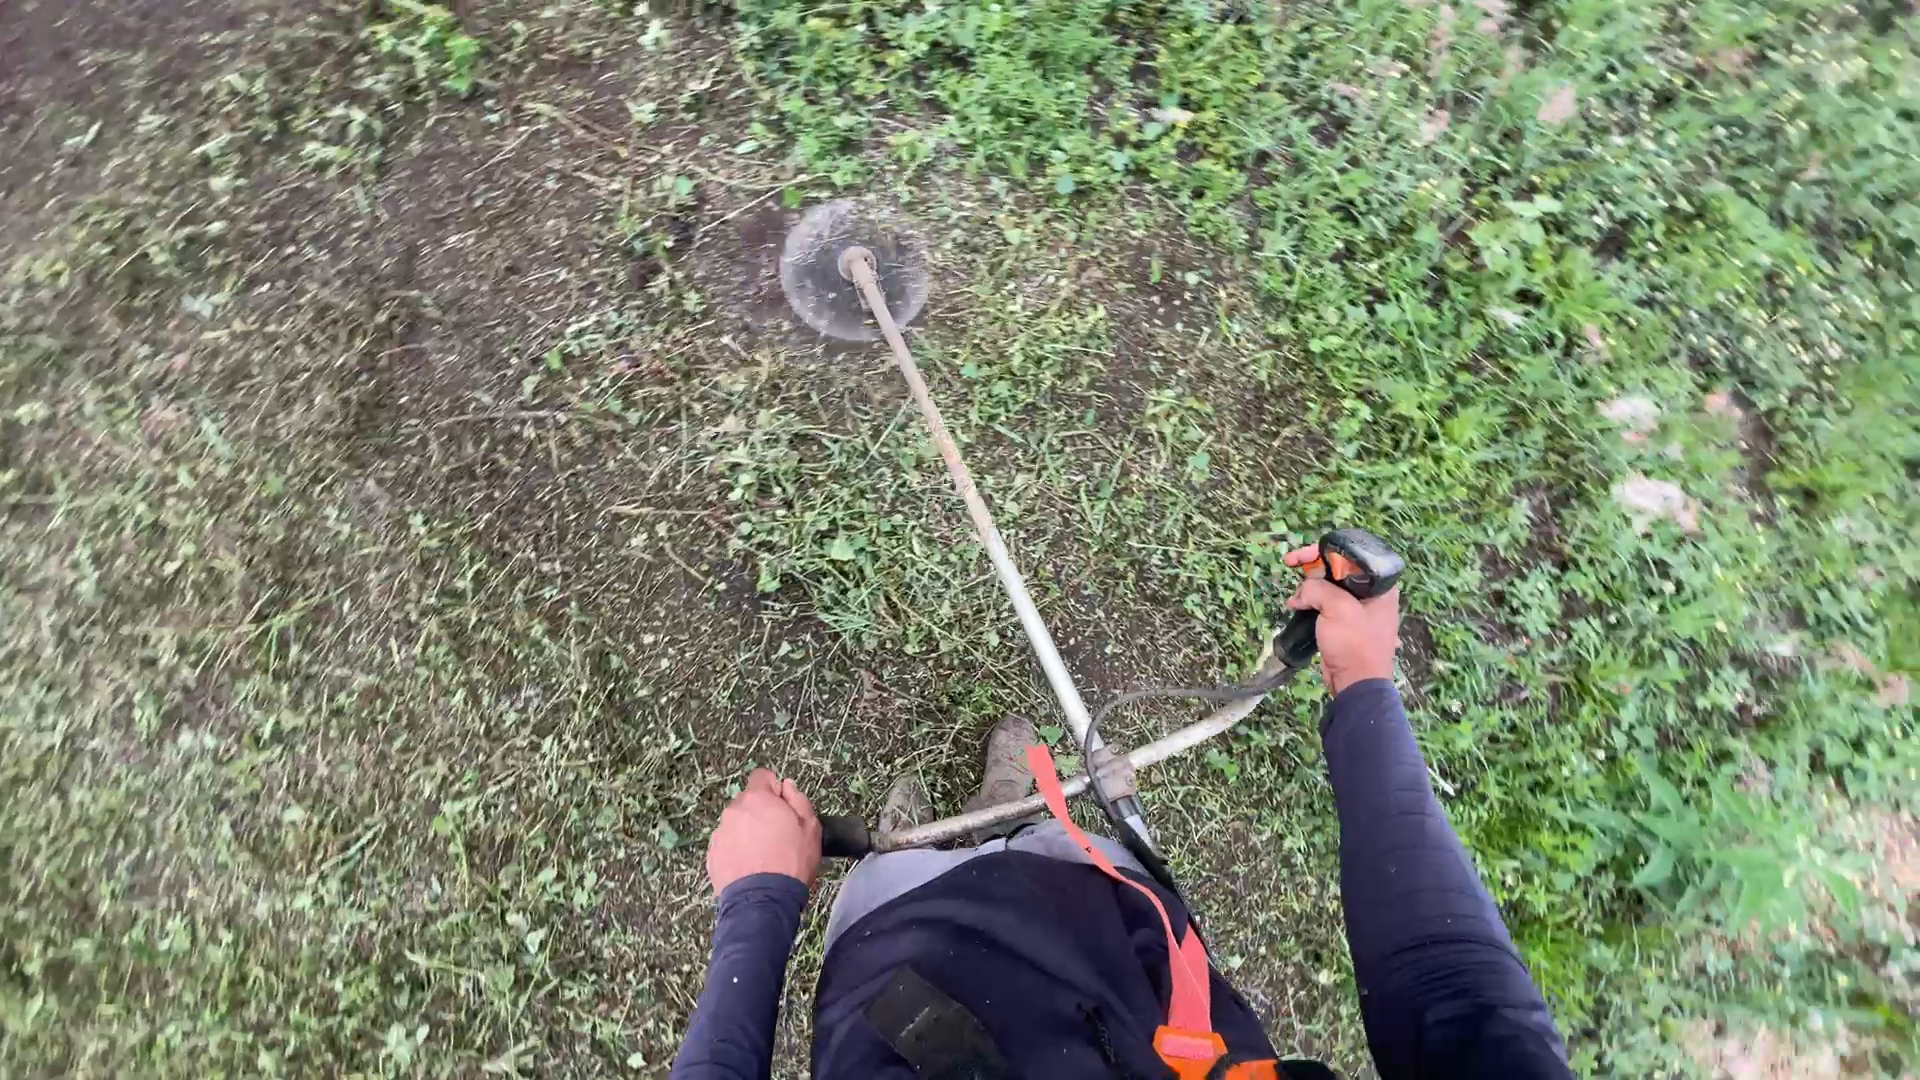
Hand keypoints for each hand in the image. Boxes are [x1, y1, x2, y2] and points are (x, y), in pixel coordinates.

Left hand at [706, 768, 821, 893]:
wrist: (763, 902)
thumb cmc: (791, 861)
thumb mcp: (810, 826)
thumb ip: (798, 799)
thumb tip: (787, 786)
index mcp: (757, 798)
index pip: (762, 776)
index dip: (775, 789)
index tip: (783, 806)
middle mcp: (733, 811)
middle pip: (748, 801)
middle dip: (761, 812)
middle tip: (778, 834)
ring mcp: (720, 834)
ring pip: (737, 823)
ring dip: (748, 831)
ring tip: (763, 855)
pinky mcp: (712, 856)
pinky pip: (728, 844)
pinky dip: (737, 850)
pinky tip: (751, 866)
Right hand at [1283, 544, 1401, 695]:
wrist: (1356, 683)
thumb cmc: (1354, 644)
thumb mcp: (1338, 608)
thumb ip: (1318, 589)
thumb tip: (1302, 592)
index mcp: (1380, 586)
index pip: (1350, 556)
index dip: (1323, 552)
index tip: (1299, 557)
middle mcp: (1371, 594)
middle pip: (1338, 569)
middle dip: (1312, 568)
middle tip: (1290, 564)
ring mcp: (1357, 609)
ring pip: (1329, 586)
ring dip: (1308, 587)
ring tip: (1294, 598)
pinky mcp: (1344, 622)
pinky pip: (1325, 603)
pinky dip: (1309, 601)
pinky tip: (1296, 606)